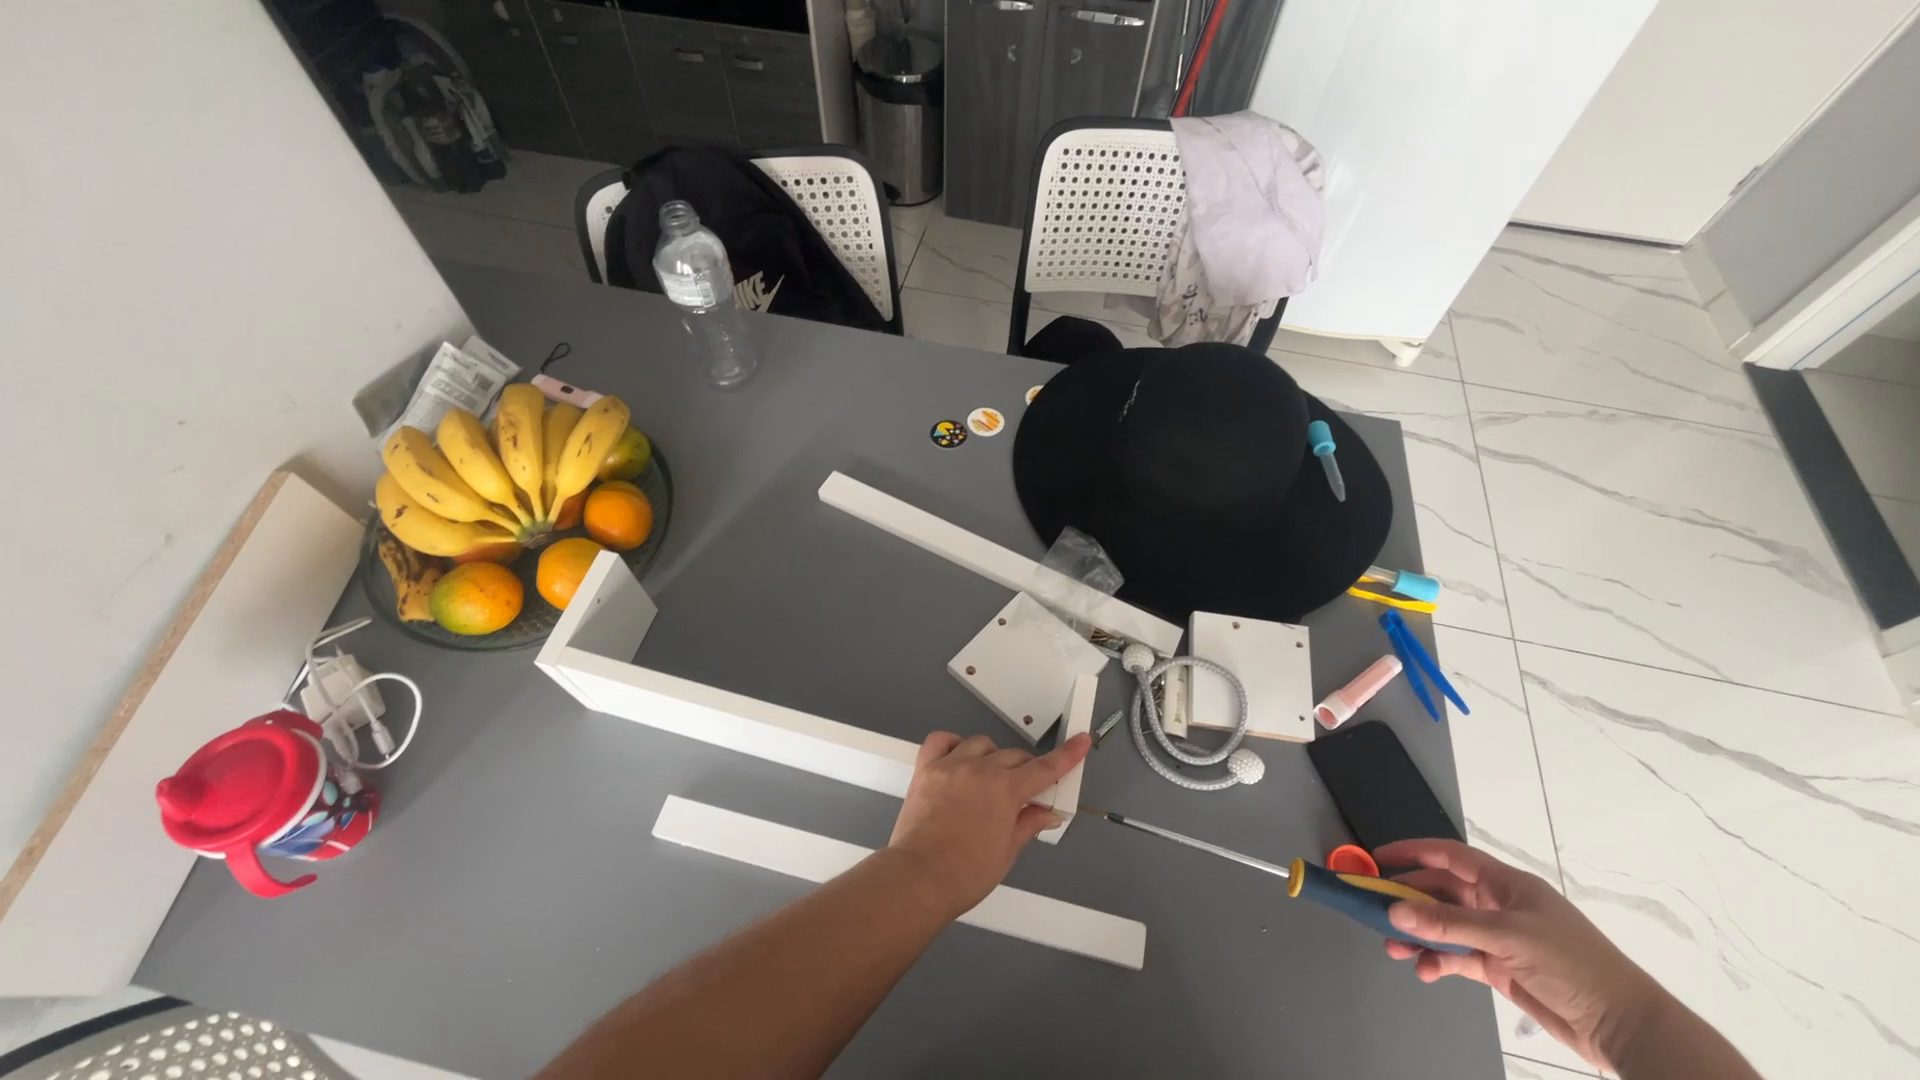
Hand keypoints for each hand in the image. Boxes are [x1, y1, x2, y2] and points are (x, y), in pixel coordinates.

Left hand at [887, 731, 1090, 917]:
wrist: (919, 879)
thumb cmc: (966, 874)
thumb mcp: (1007, 852)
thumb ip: (1028, 824)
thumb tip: (1048, 813)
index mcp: (1005, 790)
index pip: (1045, 768)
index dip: (1067, 755)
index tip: (1082, 741)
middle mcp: (980, 769)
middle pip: (1014, 757)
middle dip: (1024, 771)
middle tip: (1022, 794)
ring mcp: (951, 765)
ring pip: (982, 745)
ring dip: (992, 758)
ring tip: (988, 781)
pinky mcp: (925, 769)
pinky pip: (941, 741)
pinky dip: (953, 745)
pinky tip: (957, 760)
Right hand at [1376, 839, 1663, 1069]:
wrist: (1624, 1025)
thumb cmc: (1572, 964)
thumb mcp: (1508, 938)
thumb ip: (1449, 924)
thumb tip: (1394, 910)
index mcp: (1505, 884)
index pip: (1450, 856)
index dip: (1412, 852)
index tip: (1377, 858)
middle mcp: (1498, 905)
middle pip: (1441, 893)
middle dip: (1408, 902)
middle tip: (1375, 912)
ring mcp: (1498, 937)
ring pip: (1445, 927)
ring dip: (1418, 935)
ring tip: (1394, 949)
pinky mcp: (1499, 968)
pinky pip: (1457, 956)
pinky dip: (1438, 961)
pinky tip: (1425, 970)